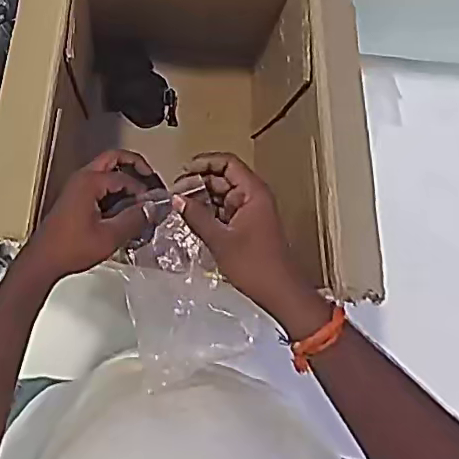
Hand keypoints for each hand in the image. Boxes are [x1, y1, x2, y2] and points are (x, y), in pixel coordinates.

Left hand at [16, 149, 153, 282]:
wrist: (44, 258)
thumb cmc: (71, 247)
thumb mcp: (109, 236)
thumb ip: (134, 219)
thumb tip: (152, 208)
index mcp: (89, 182)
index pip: (124, 177)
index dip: (142, 189)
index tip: (154, 203)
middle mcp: (82, 178)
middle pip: (112, 158)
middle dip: (134, 164)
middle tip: (151, 177)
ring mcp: (77, 186)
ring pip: (105, 170)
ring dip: (124, 176)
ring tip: (140, 195)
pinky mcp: (75, 197)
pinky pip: (98, 183)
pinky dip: (113, 188)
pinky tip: (124, 207)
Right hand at [174, 152, 331, 334]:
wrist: (283, 296)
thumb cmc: (256, 266)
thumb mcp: (220, 240)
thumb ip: (196, 216)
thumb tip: (176, 198)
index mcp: (253, 192)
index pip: (227, 163)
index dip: (204, 162)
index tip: (183, 172)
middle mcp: (253, 197)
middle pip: (222, 177)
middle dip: (198, 182)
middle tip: (176, 193)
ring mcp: (250, 211)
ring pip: (221, 194)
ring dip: (201, 197)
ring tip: (180, 205)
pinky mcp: (246, 226)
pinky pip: (223, 210)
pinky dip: (208, 211)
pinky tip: (192, 218)